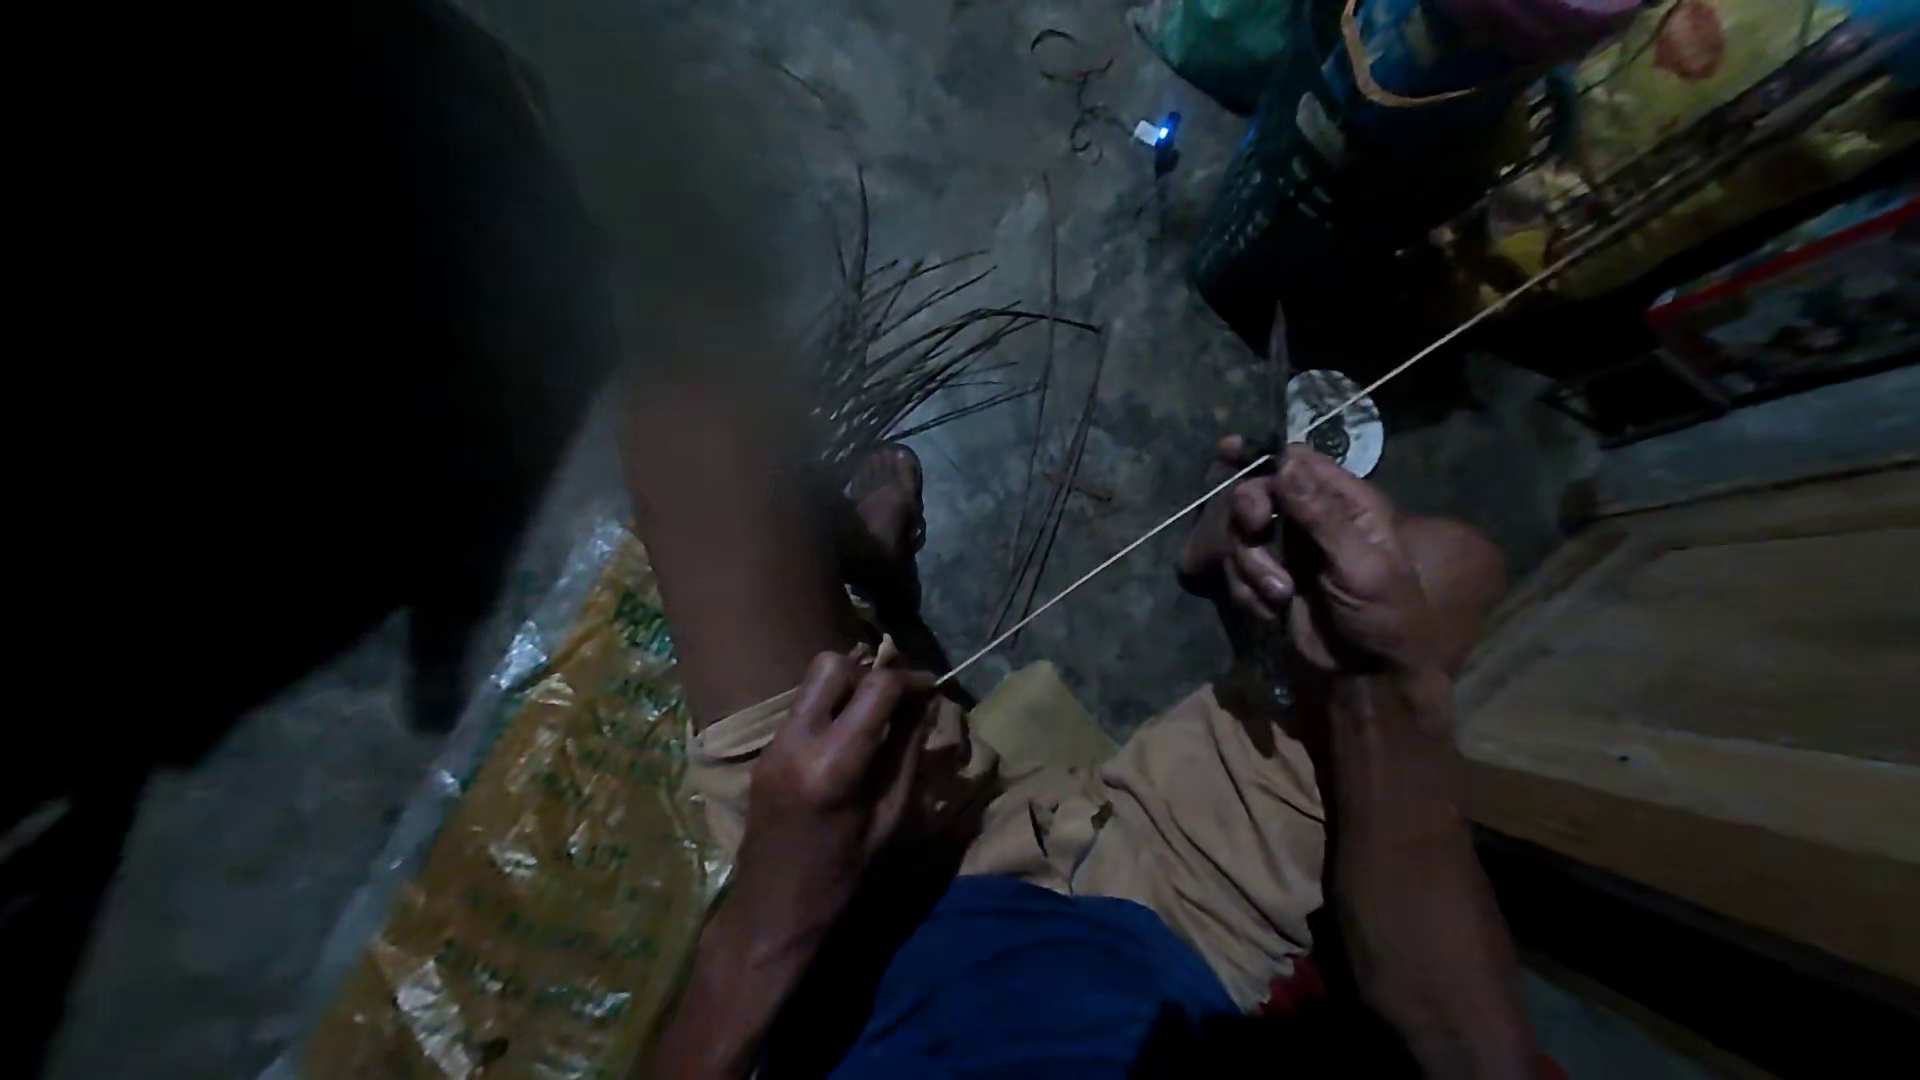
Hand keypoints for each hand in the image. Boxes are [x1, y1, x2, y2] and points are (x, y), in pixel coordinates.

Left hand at [729, 652, 932, 940]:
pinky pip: (803, 704)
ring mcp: (775, 743)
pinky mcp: (766, 750)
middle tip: (896, 697)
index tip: (931, 687)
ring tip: (876, 713)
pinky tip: (850, 733)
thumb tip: (925, 703)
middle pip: (833, 665)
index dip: (911, 679)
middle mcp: (797, 741)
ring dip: (850, 684)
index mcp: (834, 764)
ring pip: (813, 679)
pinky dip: (832, 703)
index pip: (877, 687)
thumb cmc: (843, 876)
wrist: (772, 913)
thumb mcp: (891, 817)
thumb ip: (908, 751)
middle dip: (871, 671)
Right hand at [1183, 440, 1441, 677]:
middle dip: (1248, 518)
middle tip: (1253, 532)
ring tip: (1280, 593)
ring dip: (1251, 566)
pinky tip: (1272, 608)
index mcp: (1347, 503)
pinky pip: (1235, 570)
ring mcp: (1285, 548)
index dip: (1261, 452)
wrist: (1363, 674)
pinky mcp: (1265, 576)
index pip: (1297, 461)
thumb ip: (1321, 516)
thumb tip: (1286, 464)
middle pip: (1255, 494)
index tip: (1227, 451)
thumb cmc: (1382, 616)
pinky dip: (1248, 590)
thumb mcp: (1360, 566)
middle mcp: (1311, 518)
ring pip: (1239, 536)